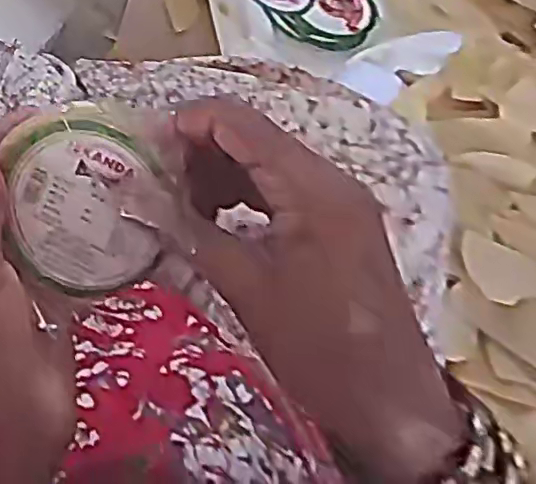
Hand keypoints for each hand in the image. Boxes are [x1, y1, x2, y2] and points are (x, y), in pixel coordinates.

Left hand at [0, 141, 76, 482]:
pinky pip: (61, 238)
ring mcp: (19, 258)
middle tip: (76, 132)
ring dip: (57, 181)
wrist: (17, 418)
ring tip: (95, 158)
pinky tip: (105, 205)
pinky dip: (76, 217)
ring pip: (36, 205)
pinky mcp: (48, 280)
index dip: (1, 135)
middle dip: (34, 151)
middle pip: (9, 180)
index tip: (39, 116)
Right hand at [153, 97, 461, 482]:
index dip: (189, 122)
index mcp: (312, 187)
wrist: (394, 413)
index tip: (149, 144)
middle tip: (157, 173)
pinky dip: (238, 188)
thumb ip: (190, 227)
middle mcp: (327, 178)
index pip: (240, 123)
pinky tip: (209, 214)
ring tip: (177, 197)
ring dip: (215, 168)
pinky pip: (276, 183)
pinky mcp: (333, 218)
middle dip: (198, 146)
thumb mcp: (245, 286)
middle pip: (250, 133)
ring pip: (260, 156)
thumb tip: (142, 193)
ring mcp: (334, 197)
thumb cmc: (319, 349)